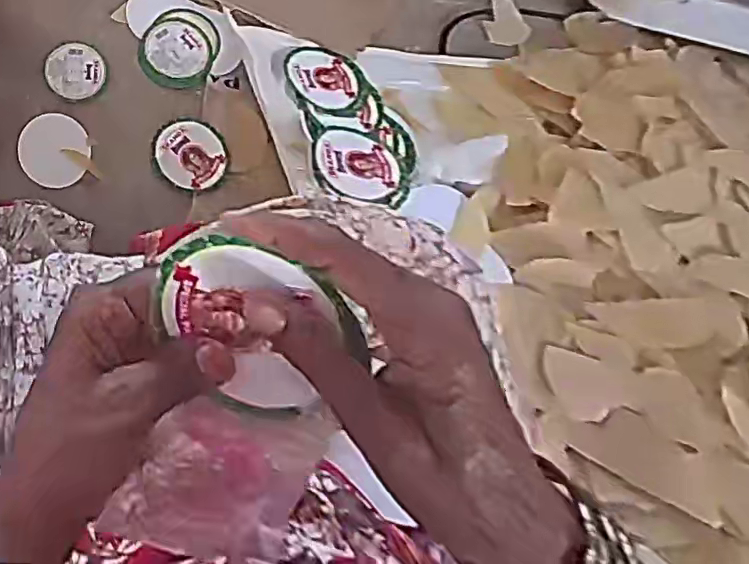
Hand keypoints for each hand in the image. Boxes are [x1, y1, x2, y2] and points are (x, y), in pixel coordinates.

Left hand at [0, 271, 234, 562]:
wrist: (38, 508)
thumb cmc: (69, 451)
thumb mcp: (126, 406)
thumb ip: (177, 370)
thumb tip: (226, 345)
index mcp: (98, 308)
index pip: (161, 283)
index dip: (206, 295)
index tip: (249, 313)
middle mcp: (110, 316)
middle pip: (172, 305)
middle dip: (213, 321)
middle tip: (261, 336)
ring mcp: (120, 346)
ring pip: (175, 333)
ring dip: (209, 344)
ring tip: (254, 353)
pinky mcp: (131, 375)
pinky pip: (170, 359)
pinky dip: (197, 366)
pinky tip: (229, 375)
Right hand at [224, 214, 580, 563]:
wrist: (519, 521)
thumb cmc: (453, 487)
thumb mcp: (376, 430)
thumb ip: (318, 358)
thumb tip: (255, 302)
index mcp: (423, 320)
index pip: (342, 256)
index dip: (282, 234)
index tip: (232, 226)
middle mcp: (429, 294)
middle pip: (344, 245)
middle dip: (282, 234)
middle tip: (228, 238)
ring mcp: (428, 300)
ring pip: (350, 256)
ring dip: (296, 250)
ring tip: (245, 253)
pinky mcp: (421, 313)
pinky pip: (360, 277)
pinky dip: (317, 272)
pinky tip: (287, 282)